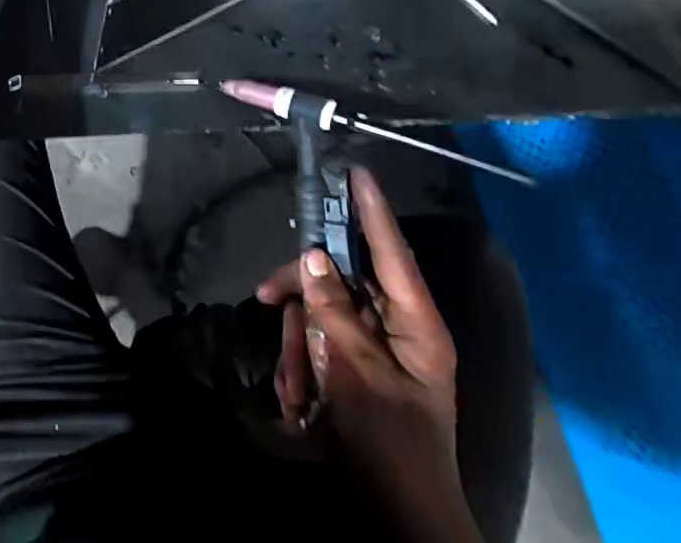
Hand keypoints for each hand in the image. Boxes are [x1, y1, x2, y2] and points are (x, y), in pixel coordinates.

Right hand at [256, 169, 479, 541]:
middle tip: (264, 298)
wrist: (394, 519)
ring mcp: (370, 351)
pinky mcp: (350, 371)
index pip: (391, 253)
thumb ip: (334, 312)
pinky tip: (302, 408)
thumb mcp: (359, 377)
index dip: (373, 211)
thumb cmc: (389, 447)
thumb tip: (313, 257)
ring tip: (301, 396)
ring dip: (300, 350)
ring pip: (319, 315)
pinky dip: (302, 371)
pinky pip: (315, 347)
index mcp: (415, 325)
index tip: (357, 173)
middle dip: (303, 298)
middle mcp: (394, 328)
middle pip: (339, 281)